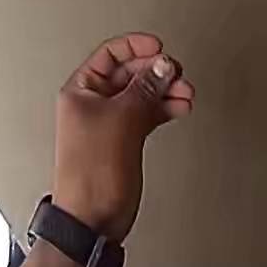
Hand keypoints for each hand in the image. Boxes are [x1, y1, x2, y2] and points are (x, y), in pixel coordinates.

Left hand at [52, 33, 194, 241]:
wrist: (93, 220)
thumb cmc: (90, 175)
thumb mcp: (122, 119)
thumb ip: (145, 87)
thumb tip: (163, 64)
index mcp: (81, 90)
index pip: (111, 54)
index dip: (136, 46)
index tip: (159, 47)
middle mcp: (94, 102)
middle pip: (131, 72)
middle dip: (157, 70)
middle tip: (175, 73)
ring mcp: (111, 120)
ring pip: (144, 92)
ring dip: (166, 89)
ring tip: (184, 92)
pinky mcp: (126, 136)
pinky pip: (149, 111)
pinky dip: (165, 107)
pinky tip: (180, 106)